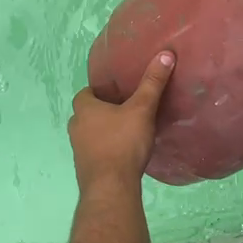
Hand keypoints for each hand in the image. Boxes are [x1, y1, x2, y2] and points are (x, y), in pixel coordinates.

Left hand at [69, 50, 173, 190]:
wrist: (111, 187)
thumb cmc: (123, 142)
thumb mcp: (142, 109)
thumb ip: (153, 83)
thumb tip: (165, 54)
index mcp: (84, 109)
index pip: (85, 93)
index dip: (99, 91)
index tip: (117, 91)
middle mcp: (76, 128)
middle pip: (86, 113)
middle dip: (102, 111)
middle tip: (125, 108)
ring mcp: (78, 150)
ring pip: (89, 133)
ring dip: (103, 130)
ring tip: (127, 129)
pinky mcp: (86, 168)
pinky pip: (95, 151)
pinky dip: (105, 148)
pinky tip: (124, 152)